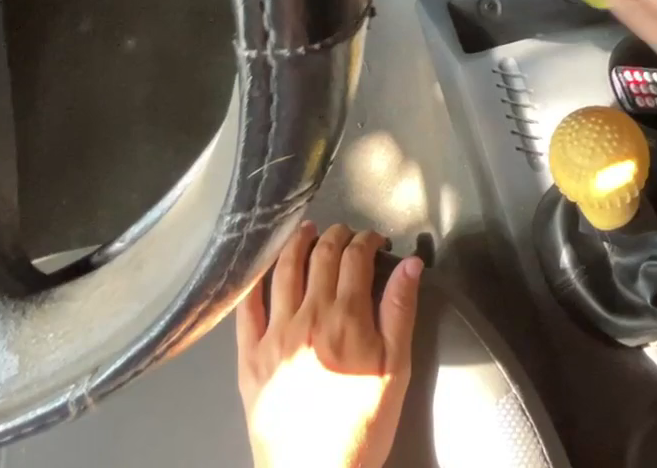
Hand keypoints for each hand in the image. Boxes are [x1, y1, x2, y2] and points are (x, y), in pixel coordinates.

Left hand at [236, 222, 422, 467]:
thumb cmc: (363, 426)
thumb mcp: (395, 370)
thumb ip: (400, 311)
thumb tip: (411, 263)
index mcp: (346, 317)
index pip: (356, 257)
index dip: (367, 240)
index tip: (375, 240)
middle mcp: (308, 315)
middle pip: (321, 255)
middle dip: (336, 235)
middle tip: (345, 233)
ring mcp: (273, 334)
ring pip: (283, 270)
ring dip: (297, 243)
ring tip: (307, 231)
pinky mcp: (248, 356)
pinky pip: (246, 307)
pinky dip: (254, 280)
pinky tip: (263, 266)